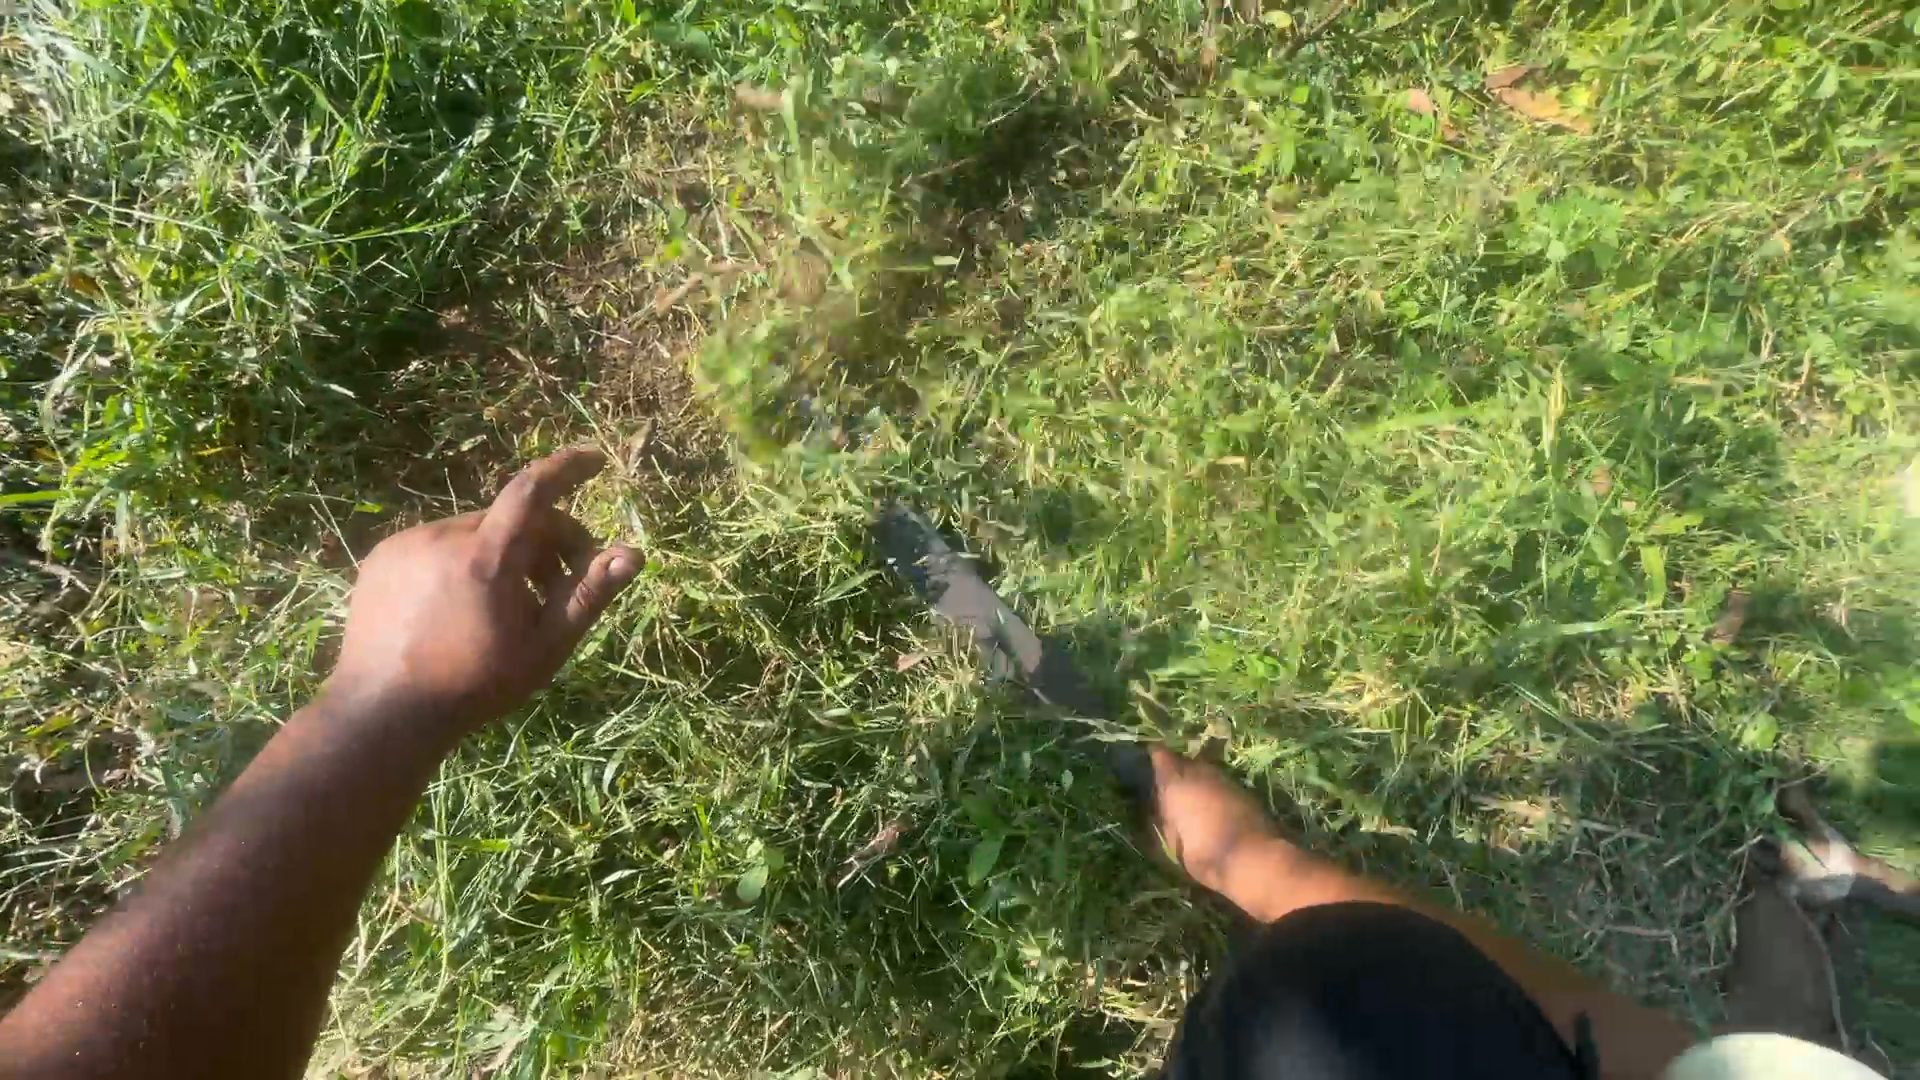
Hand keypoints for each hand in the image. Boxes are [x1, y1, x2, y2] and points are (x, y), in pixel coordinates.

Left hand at [325, 447, 637, 733]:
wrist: (383, 715)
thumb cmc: (478, 683)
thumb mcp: (548, 643)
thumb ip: (591, 592)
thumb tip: (635, 554)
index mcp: (486, 557)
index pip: (533, 491)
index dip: (567, 468)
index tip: (595, 460)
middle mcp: (442, 537)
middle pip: (515, 518)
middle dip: (550, 542)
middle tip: (562, 586)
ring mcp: (406, 545)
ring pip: (481, 531)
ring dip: (511, 553)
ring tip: (516, 603)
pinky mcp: (383, 557)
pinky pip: (444, 542)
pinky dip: (471, 559)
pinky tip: (471, 603)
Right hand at [1148, 747, 1283, 893]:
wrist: (1253, 859)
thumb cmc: (1203, 852)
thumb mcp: (1172, 840)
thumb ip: (1163, 816)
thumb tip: (1157, 805)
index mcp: (1175, 781)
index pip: (1159, 755)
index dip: (1154, 759)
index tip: (1150, 767)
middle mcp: (1198, 772)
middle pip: (1184, 761)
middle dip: (1177, 770)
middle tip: (1172, 788)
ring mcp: (1223, 779)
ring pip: (1205, 771)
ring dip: (1199, 780)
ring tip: (1195, 799)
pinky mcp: (1244, 790)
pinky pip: (1222, 784)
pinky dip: (1216, 791)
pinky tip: (1216, 808)